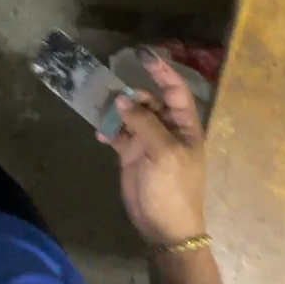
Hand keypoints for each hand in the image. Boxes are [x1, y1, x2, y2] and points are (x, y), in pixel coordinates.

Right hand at [101, 50, 207, 246]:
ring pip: (129, 115)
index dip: (162, 72)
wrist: (165, 228)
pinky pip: (118, 133)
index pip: (175, 90)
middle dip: (130, 94)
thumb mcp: (163, 153)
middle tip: (111, 93)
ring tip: (100, 111)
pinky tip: (100, 134)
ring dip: (115, 111)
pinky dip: (108, 130)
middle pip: (148, 101)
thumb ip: (143, 123)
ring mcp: (148, 142)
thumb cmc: (173, 189)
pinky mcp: (131, 154)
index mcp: (184, 127)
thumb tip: (122, 99)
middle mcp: (167, 129)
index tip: (143, 55)